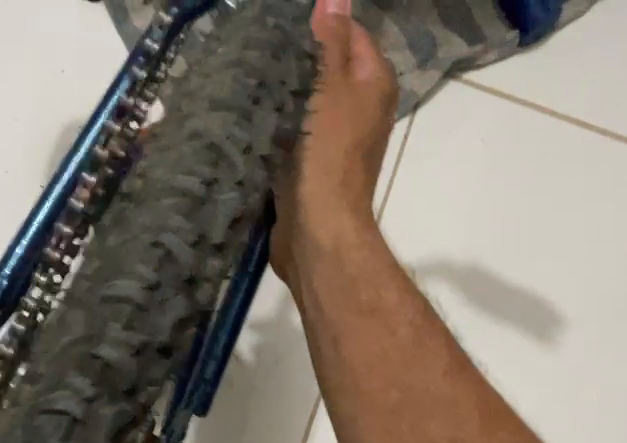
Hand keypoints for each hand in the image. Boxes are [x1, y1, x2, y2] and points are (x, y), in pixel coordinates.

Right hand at [274, 0, 399, 292]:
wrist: (318, 231)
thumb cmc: (330, 157)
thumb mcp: (332, 89)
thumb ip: (332, 42)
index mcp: (375, 84)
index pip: (352, 35)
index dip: (322, 26)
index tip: (283, 27)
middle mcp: (361, 109)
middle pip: (328, 70)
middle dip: (298, 61)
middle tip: (260, 51)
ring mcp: (334, 141)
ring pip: (308, 103)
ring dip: (284, 95)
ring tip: (251, 79)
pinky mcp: (310, 167)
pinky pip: (293, 134)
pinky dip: (277, 126)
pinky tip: (254, 119)